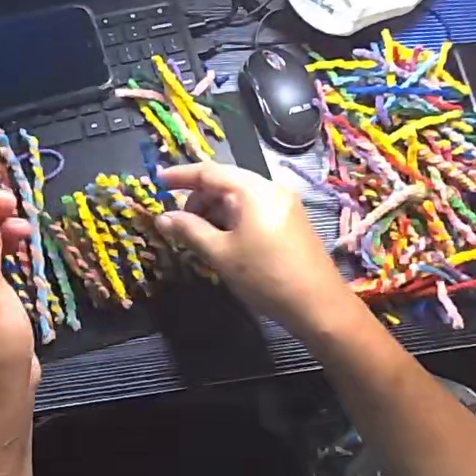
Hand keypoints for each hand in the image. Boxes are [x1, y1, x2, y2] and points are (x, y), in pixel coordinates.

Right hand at [156, 163, 357, 336]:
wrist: (317, 304)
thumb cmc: (265, 275)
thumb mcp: (220, 254)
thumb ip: (189, 231)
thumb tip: (163, 218)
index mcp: (252, 189)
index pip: (209, 171)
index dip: (181, 175)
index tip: (158, 182)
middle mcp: (271, 188)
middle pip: (225, 183)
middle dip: (198, 200)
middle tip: (179, 225)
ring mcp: (284, 204)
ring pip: (239, 199)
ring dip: (215, 213)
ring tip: (200, 239)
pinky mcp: (291, 222)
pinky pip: (254, 211)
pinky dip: (233, 220)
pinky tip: (225, 243)